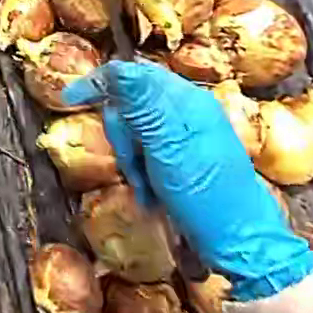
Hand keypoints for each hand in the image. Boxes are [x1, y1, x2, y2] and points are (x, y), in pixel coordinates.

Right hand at [65, 61, 312, 300]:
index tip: (70, 98)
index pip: (133, 73)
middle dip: (122, 134)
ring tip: (143, 186)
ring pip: (135, 130)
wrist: (242, 246)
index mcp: (185, 99)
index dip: (100, 83)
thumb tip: (115, 67)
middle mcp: (187, 109)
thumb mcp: (167, 146)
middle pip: (130, 102)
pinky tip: (151, 192)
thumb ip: (141, 104)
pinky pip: (148, 150)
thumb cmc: (204, 195)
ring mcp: (187, 133)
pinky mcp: (186, 156)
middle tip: (129, 165)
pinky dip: (142, 170)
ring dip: (131, 158)